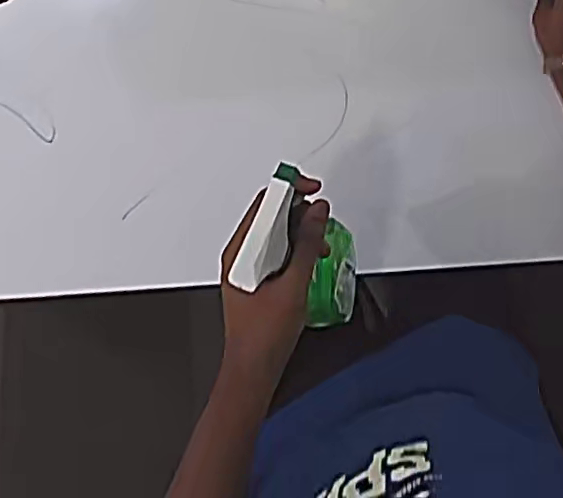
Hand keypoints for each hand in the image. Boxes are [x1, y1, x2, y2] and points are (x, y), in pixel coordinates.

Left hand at [218, 173, 328, 378]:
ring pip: (277, 229)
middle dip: (300, 211)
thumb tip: (318, 210)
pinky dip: (297, 245)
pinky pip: (278, 246)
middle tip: (322, 221)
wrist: (253, 372)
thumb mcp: (294, 284)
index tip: (314, 189)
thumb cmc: (266, 334)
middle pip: (271, 213)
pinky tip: (312, 259)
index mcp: (241, 251)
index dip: (291, 189)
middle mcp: (240, 252)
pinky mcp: (257, 274)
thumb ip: (307, 243)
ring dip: (302, 230)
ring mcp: (247, 264)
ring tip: (319, 246)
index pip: (265, 202)